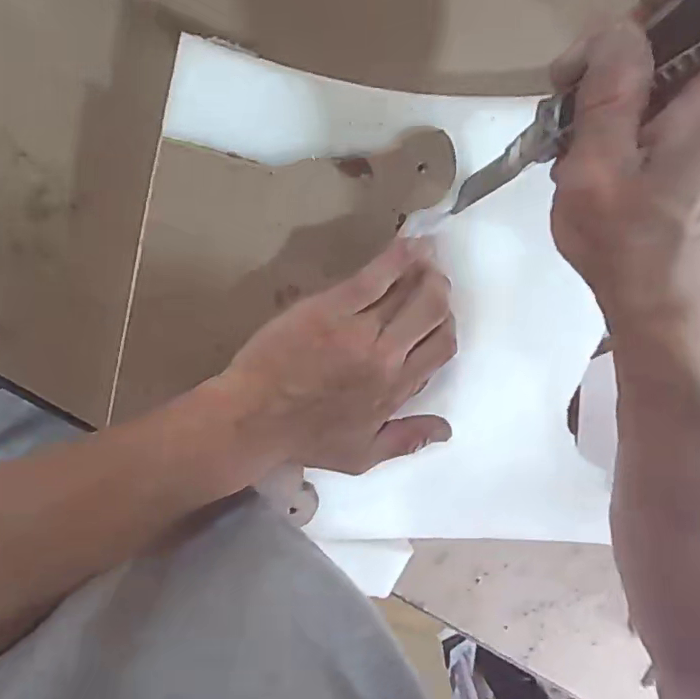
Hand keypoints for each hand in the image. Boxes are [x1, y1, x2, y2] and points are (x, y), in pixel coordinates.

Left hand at [215, 237, 456, 474]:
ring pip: (410, 291)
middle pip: (433, 313)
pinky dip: (397, 257)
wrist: (253, 418)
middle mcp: (387, 358)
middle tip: (433, 280)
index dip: (445, 326)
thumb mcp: (361, 455)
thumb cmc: (303, 439)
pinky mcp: (332, 308)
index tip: (436, 316)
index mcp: (395, 390)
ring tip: (425, 256)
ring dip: (425, 270)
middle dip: (440, 292)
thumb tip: (446, 430)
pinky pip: (375, 278)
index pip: (441, 348)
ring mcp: (360, 330)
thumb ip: (406, 441)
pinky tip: (409, 244)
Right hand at [548, 14, 699, 325]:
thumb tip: (619, 28)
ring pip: (682, 67)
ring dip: (622, 76)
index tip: (641, 2)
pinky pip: (674, 103)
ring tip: (568, 118)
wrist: (659, 313)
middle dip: (635, 35)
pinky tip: (587, 143)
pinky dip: (629, 107)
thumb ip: (609, 94)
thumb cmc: (628, 248)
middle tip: (571, 75)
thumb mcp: (597, 171)